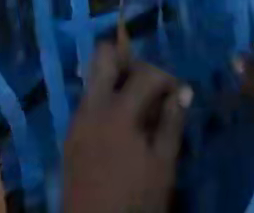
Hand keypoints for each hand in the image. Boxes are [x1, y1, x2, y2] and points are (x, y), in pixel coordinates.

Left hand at [62, 40, 192, 212]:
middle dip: (129, 60)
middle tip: (149, 82)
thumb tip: (183, 92)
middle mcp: (92, 105)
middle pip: (104, 55)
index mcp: (118, 111)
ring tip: (139, 105)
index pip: (144, 73)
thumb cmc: (134, 204)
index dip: (166, 77)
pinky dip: (105, 99)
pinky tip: (122, 124)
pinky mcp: (70, 134)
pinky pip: (88, 100)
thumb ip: (172, 124)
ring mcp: (77, 118)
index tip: (179, 93)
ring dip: (116, 79)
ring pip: (93, 76)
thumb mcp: (163, 168)